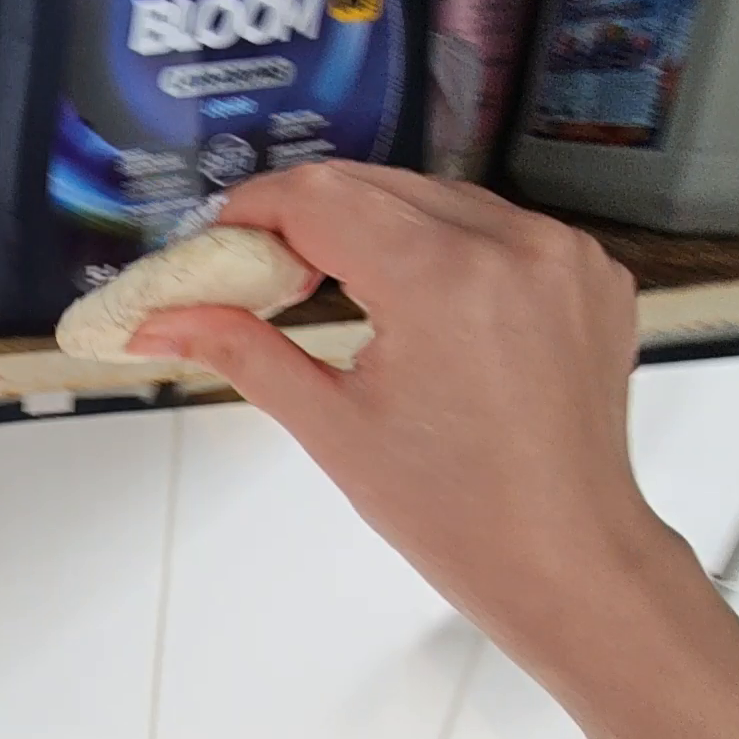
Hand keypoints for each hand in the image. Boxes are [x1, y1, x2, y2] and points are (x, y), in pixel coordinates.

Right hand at [129, 162, 676, 643]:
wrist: (562, 556)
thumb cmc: (443, 507)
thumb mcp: (323, 423)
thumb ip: (235, 350)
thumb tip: (154, 324)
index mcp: (443, 282)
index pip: (320, 198)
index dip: (252, 208)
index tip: (215, 242)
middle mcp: (514, 243)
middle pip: (369, 182)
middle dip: (297, 215)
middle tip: (255, 268)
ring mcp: (562, 251)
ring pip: (425, 194)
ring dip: (358, 222)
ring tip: (319, 283)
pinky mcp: (584, 268)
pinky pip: (481, 222)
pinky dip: (422, 238)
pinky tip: (398, 291)